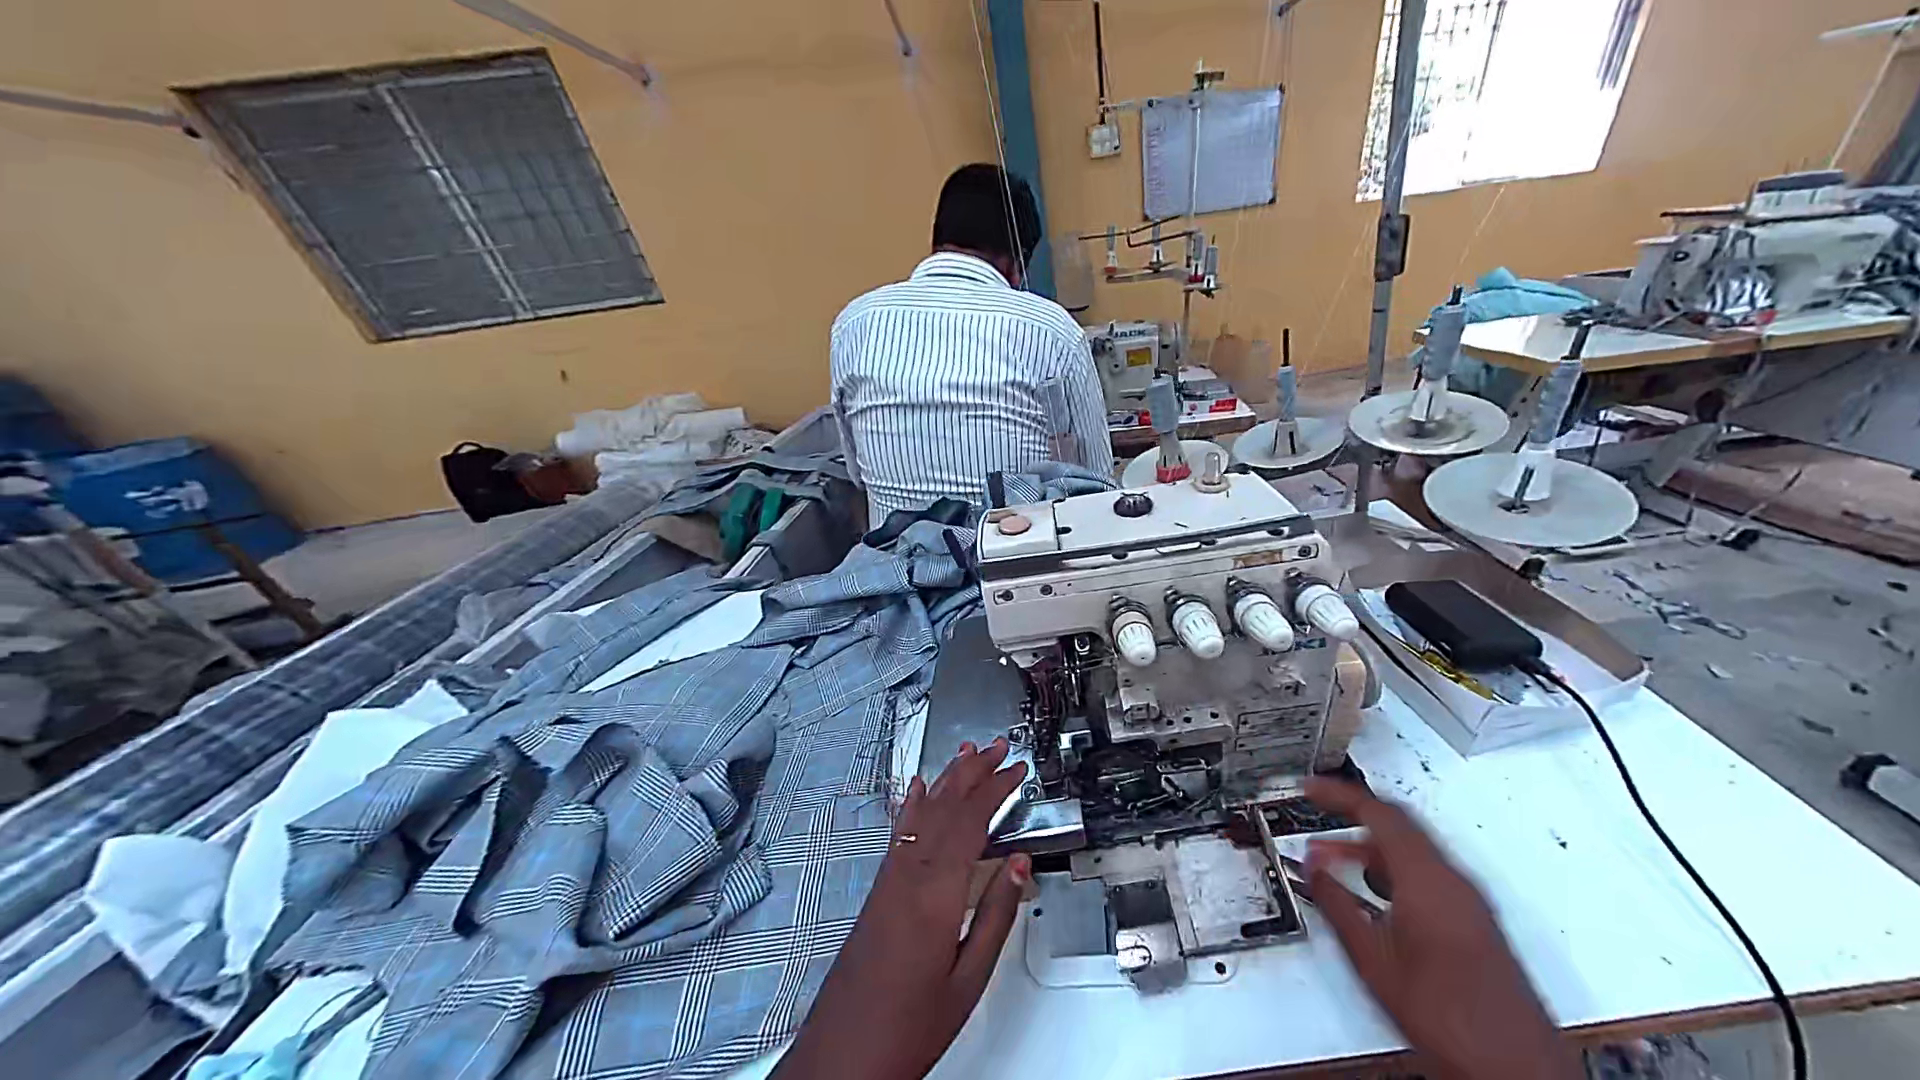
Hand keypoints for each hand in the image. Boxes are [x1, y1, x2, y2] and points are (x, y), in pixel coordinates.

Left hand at [772, 738, 1030, 1079]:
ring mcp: (890, 879)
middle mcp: (908, 875)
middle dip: (974, 771)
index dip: (996, 788)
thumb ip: (996, 914)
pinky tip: (919, 790)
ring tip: (967, 753)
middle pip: (946, 806)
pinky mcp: (880, 889)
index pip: (971, 820)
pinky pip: (901, 833)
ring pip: (924, 813)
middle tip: (997, 747)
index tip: (1016, 769)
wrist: (843, 1055)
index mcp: (935, 893)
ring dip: (948, 779)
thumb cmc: (906, 1026)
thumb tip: (1019, 865)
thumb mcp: (968, 978)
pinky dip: (914, 805)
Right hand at [1304, 778, 1581, 1079]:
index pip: (1379, 812)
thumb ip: (1337, 903)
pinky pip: (1429, 871)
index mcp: (1428, 881)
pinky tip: (1371, 888)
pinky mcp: (1477, 919)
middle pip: (1399, 823)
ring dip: (1370, 844)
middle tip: (1319, 813)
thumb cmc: (1452, 1020)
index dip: (1339, 794)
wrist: (1515, 1068)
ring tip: (1334, 857)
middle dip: (1352, 815)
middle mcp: (1456, 883)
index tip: (1312, 787)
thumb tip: (1313, 869)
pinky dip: (1393, 865)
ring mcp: (1471, 901)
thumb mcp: (1372, 958)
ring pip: (1414, 848)